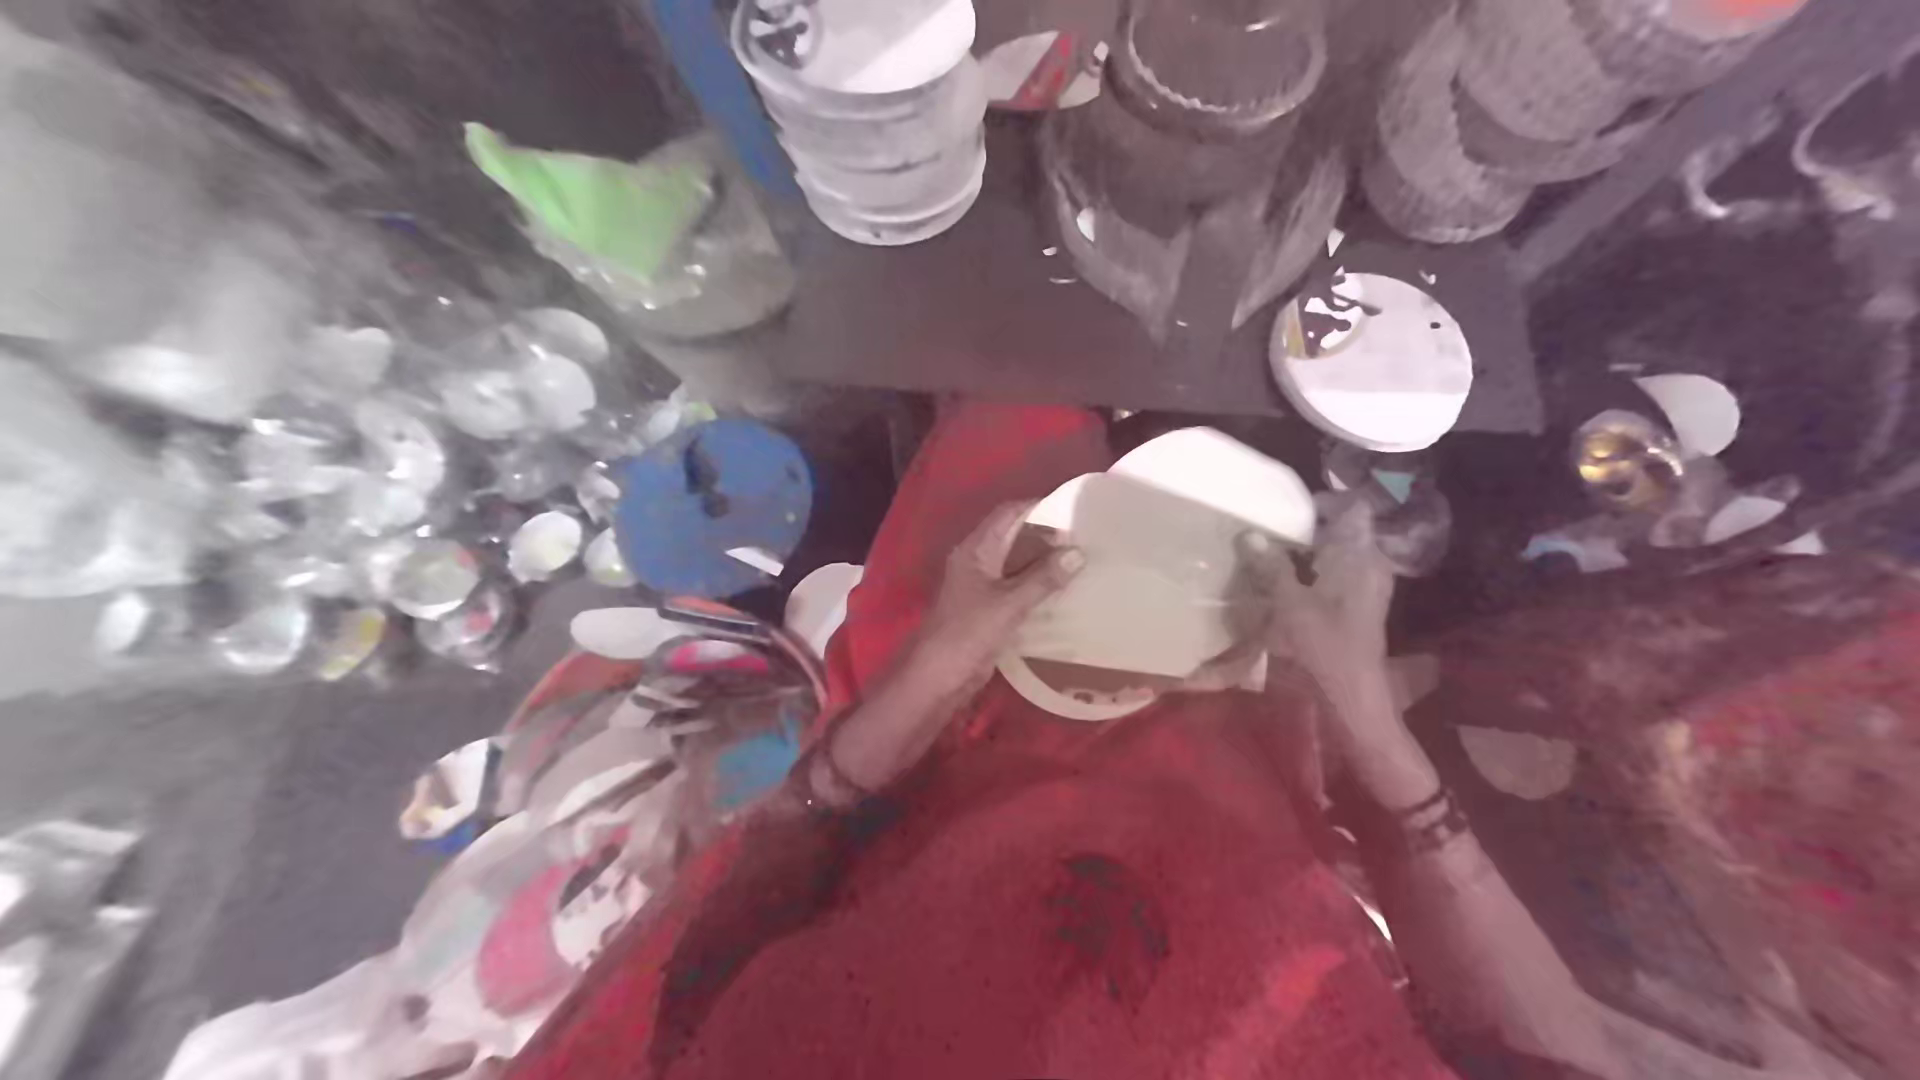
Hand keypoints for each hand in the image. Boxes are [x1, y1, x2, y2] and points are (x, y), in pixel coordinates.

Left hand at [909, 501, 1083, 691]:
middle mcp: (976, 561)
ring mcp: (981, 585)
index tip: (1071, 508)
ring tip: (1080, 559)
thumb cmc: (968, 633)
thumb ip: (1043, 578)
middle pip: (1013, 536)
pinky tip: (1063, 590)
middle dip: (1045, 534)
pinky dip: (1037, 585)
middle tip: (1083, 536)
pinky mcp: (987, 608)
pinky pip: (1016, 587)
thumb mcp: (1009, 604)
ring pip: (1016, 563)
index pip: (1007, 514)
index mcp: (975, 550)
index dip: (1037, 506)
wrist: (938, 677)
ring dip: (1043, 561)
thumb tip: (1078, 552)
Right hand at [1242, 496, 1395, 695]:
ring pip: (1337, 552)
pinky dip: (1312, 570)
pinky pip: (1336, 572)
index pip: (1352, 507)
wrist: (1353, 693)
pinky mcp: (1358, 603)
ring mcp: (1367, 584)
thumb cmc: (1325, 644)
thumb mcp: (1289, 603)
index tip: (1287, 505)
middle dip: (1306, 527)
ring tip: (1270, 553)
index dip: (1322, 500)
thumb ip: (1271, 566)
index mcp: (1360, 555)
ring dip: (1306, 550)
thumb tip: (1249, 534)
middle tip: (1268, 528)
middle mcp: (1370, 564)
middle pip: (1341, 529)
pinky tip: (1285, 581)